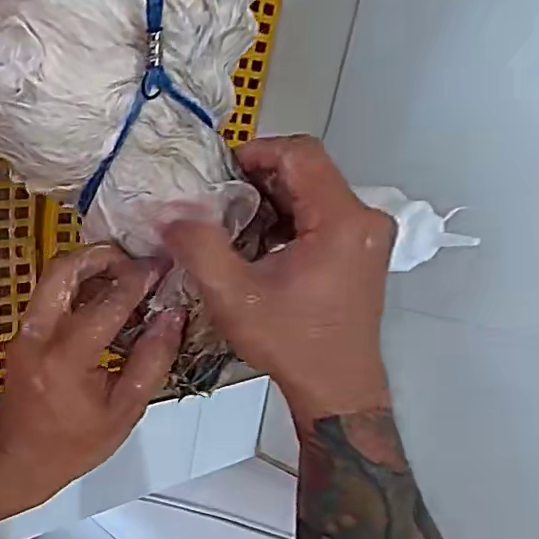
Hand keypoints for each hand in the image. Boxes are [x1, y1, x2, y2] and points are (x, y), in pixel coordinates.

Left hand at [0, 244, 184, 509]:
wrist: (17, 457)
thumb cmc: (74, 444)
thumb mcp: (125, 410)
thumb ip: (152, 359)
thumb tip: (173, 314)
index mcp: (66, 357)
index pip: (108, 301)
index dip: (140, 279)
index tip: (164, 267)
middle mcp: (38, 334)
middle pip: (64, 267)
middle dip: (104, 255)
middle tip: (137, 263)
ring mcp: (25, 329)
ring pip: (54, 275)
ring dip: (90, 266)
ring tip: (126, 278)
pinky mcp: (23, 330)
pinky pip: (51, 292)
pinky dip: (79, 284)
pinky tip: (106, 299)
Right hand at [163, 135, 394, 421]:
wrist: (336, 386)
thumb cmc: (293, 345)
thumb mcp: (234, 296)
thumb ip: (199, 248)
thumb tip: (171, 214)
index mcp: (342, 221)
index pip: (301, 153)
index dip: (256, 151)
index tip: (222, 173)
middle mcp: (364, 219)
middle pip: (308, 171)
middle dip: (259, 180)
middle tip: (220, 202)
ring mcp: (367, 235)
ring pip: (314, 192)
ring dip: (272, 201)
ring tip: (235, 226)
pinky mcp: (362, 250)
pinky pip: (322, 215)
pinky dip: (288, 220)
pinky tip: (259, 244)